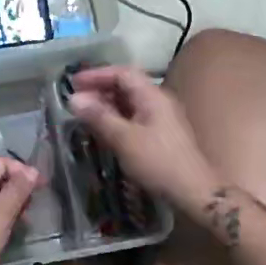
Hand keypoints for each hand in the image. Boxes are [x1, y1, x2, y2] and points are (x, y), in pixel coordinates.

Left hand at [0, 158, 40, 264]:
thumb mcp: (2, 211)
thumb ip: (18, 188)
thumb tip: (33, 170)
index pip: (0, 163)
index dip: (22, 170)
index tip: (42, 185)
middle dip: (18, 188)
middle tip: (34, 204)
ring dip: (12, 204)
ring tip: (26, 218)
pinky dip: (2, 218)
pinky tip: (13, 229)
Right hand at [67, 66, 220, 210]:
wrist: (192, 191)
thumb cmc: (157, 162)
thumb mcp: (124, 139)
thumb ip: (99, 116)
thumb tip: (74, 99)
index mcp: (152, 96)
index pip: (122, 73)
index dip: (97, 75)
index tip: (73, 83)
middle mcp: (158, 101)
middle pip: (126, 86)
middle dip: (99, 89)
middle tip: (75, 99)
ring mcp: (161, 118)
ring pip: (129, 103)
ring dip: (106, 105)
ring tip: (84, 114)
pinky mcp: (161, 135)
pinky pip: (134, 118)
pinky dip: (116, 119)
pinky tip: (103, 130)